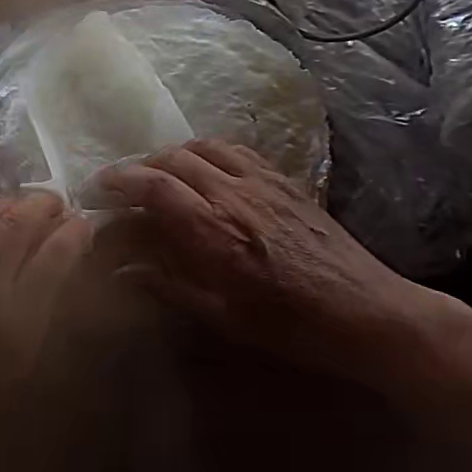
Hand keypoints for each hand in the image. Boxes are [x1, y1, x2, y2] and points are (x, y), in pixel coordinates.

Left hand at [0, 193, 93, 422]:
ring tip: (31, 203)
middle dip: (44, 207)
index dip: (74, 233)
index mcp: (19, 320)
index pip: (53, 258)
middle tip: (61, 204)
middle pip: (16, 227)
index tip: (85, 224)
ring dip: (12, 204)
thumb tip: (73, 263)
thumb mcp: (38, 358)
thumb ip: (57, 309)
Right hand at [89, 139, 451, 383]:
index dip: (119, 179)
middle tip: (124, 185)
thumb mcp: (221, 315)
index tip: (99, 188)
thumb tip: (122, 271)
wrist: (373, 316)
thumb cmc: (291, 325)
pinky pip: (238, 151)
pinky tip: (204, 170)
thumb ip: (167, 285)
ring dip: (172, 155)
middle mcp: (235, 197)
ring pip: (204, 147)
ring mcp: (264, 185)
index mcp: (213, 231)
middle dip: (139, 165)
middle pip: (173, 158)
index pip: (154, 186)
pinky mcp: (287, 183)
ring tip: (159, 173)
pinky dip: (209, 152)